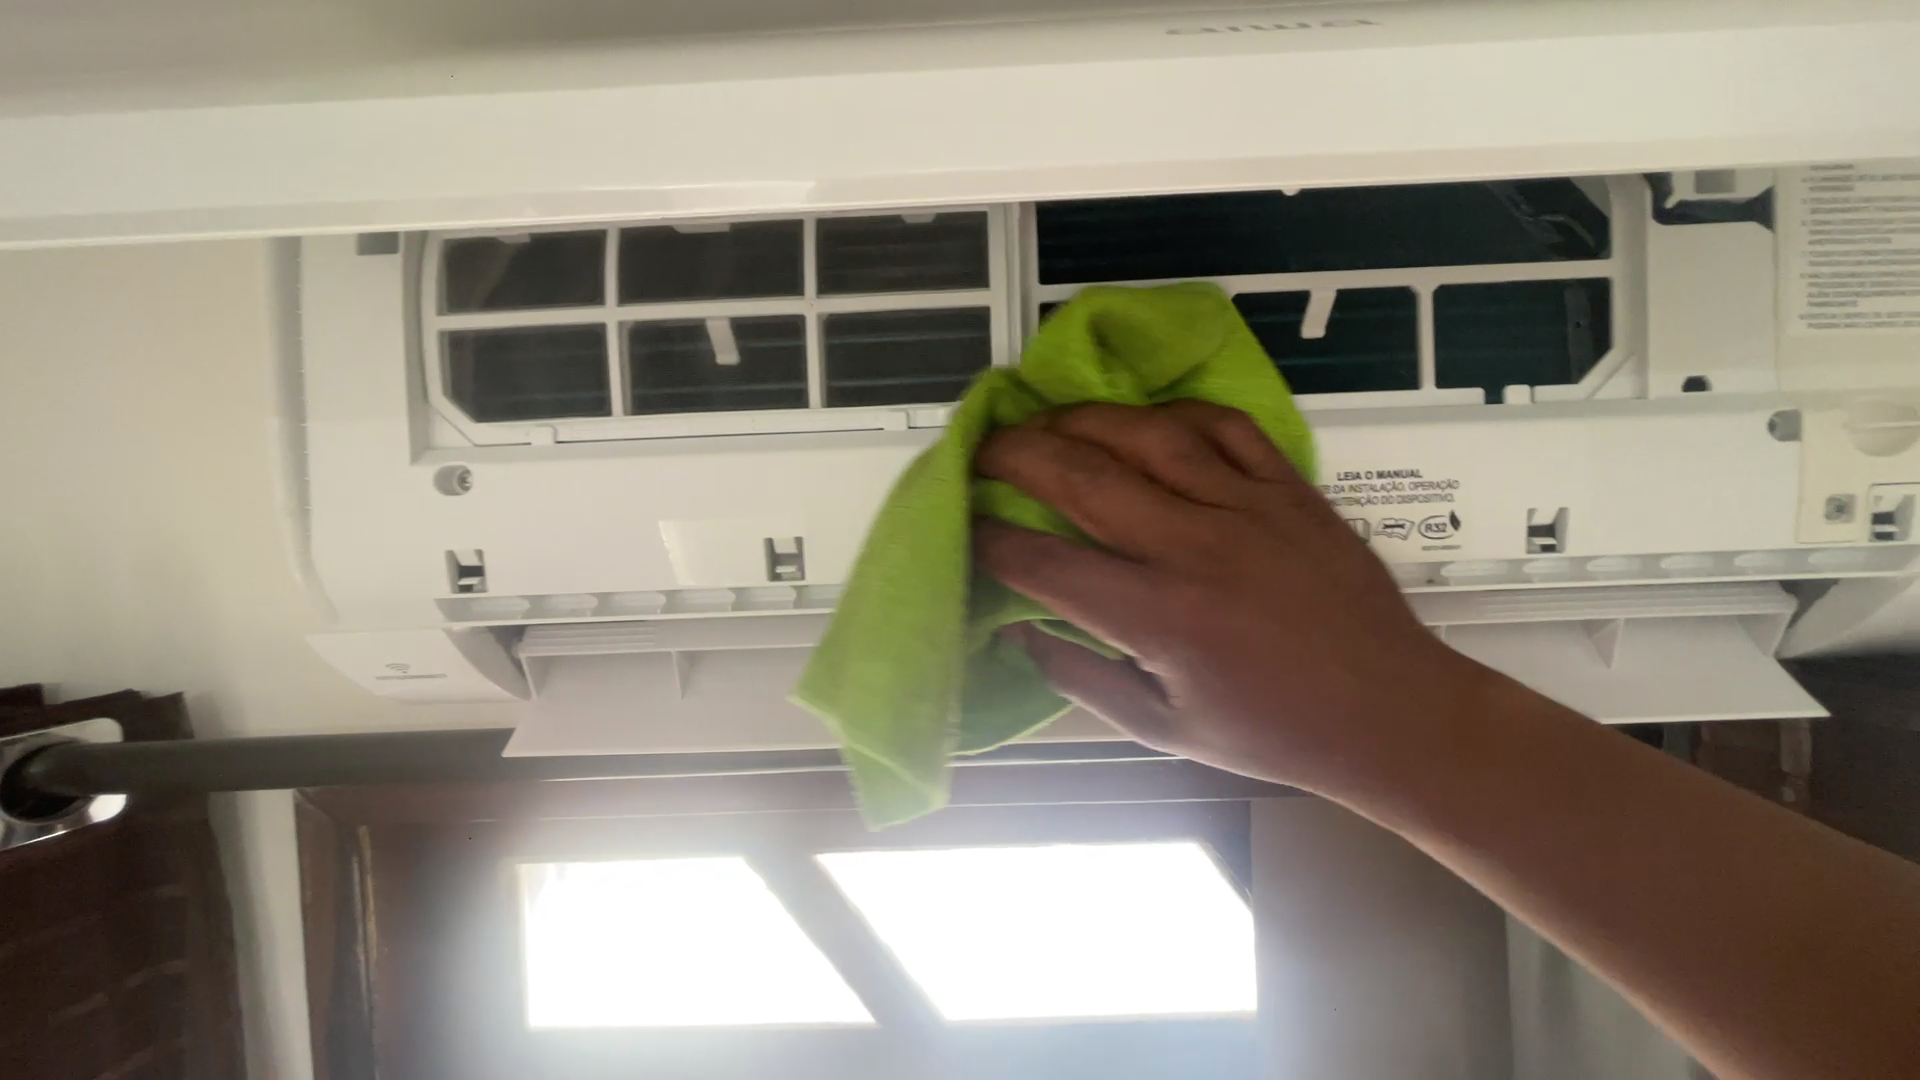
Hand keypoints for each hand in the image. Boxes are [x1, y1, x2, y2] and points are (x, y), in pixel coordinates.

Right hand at [974, 401, 1500, 795]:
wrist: (1393, 713)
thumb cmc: (1271, 732)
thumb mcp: (1164, 730)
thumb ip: (1082, 679)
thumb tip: (1019, 632)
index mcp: (1162, 619)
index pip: (1047, 564)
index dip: (990, 541)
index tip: (964, 528)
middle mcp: (1197, 548)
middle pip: (1083, 478)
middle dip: (1014, 457)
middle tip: (980, 453)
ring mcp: (1249, 507)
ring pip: (1146, 435)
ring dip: (1079, 420)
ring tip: (1042, 422)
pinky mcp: (1290, 488)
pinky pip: (1224, 426)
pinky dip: (1172, 413)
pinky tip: (1140, 419)